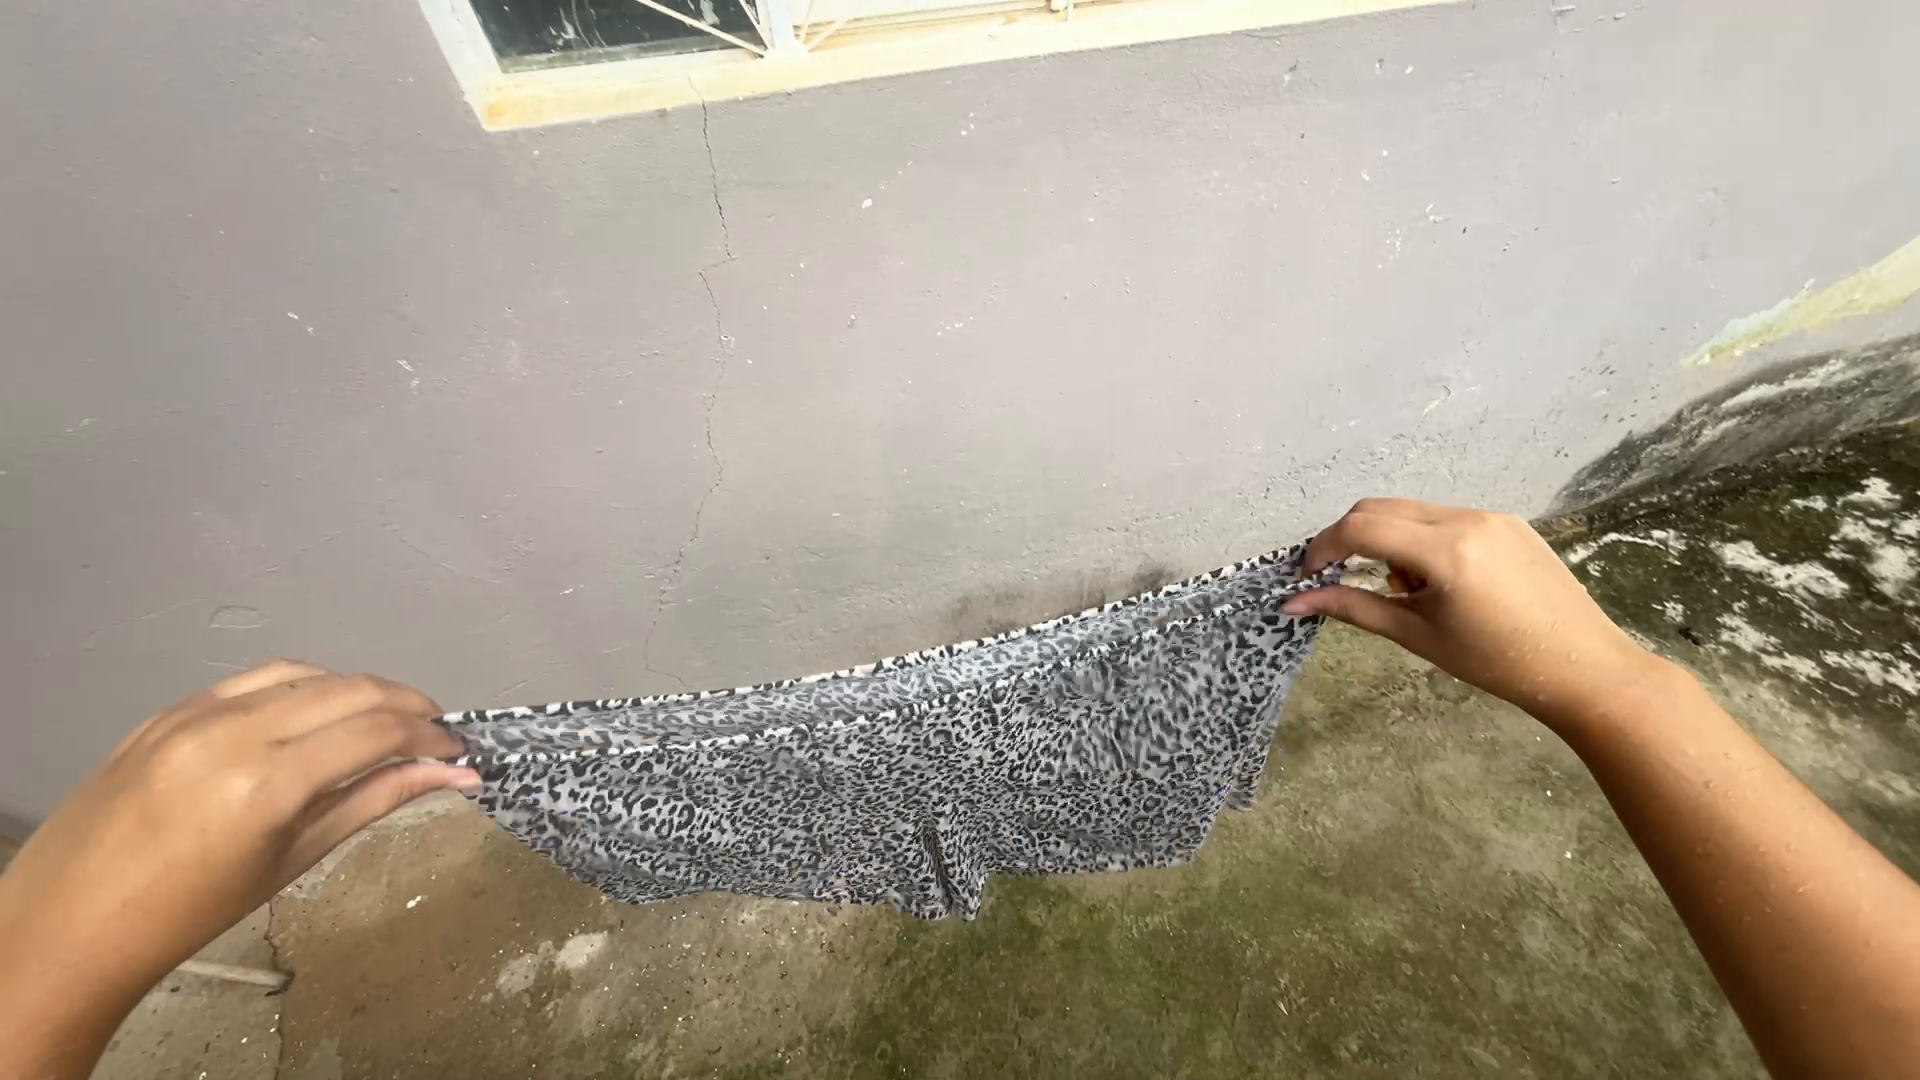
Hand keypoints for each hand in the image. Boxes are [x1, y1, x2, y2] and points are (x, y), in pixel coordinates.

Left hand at [0, 661, 475, 1047]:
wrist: (57, 931)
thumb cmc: (190, 911)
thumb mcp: (298, 857)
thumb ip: (382, 798)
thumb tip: (461, 774)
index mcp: (265, 783)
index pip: (380, 731)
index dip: (432, 735)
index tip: (458, 750)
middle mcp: (233, 734)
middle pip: (356, 691)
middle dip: (411, 706)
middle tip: (436, 733)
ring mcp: (195, 716)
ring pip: (315, 675)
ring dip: (366, 691)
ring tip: (389, 719)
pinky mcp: (170, 711)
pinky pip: (261, 678)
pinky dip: (310, 685)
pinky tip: (324, 709)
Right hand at [1282, 499, 1664, 725]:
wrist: (1585, 668)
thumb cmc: (1494, 662)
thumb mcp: (1414, 634)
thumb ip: (1350, 608)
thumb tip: (1291, 603)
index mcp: (1445, 551)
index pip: (1359, 528)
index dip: (1322, 548)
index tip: (1308, 576)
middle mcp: (1466, 519)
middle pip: (1377, 508)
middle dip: (1347, 539)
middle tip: (1338, 576)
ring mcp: (1489, 515)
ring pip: (1407, 510)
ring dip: (1384, 539)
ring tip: (1402, 587)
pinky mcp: (1505, 521)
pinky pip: (1441, 517)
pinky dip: (1417, 539)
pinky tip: (1435, 579)